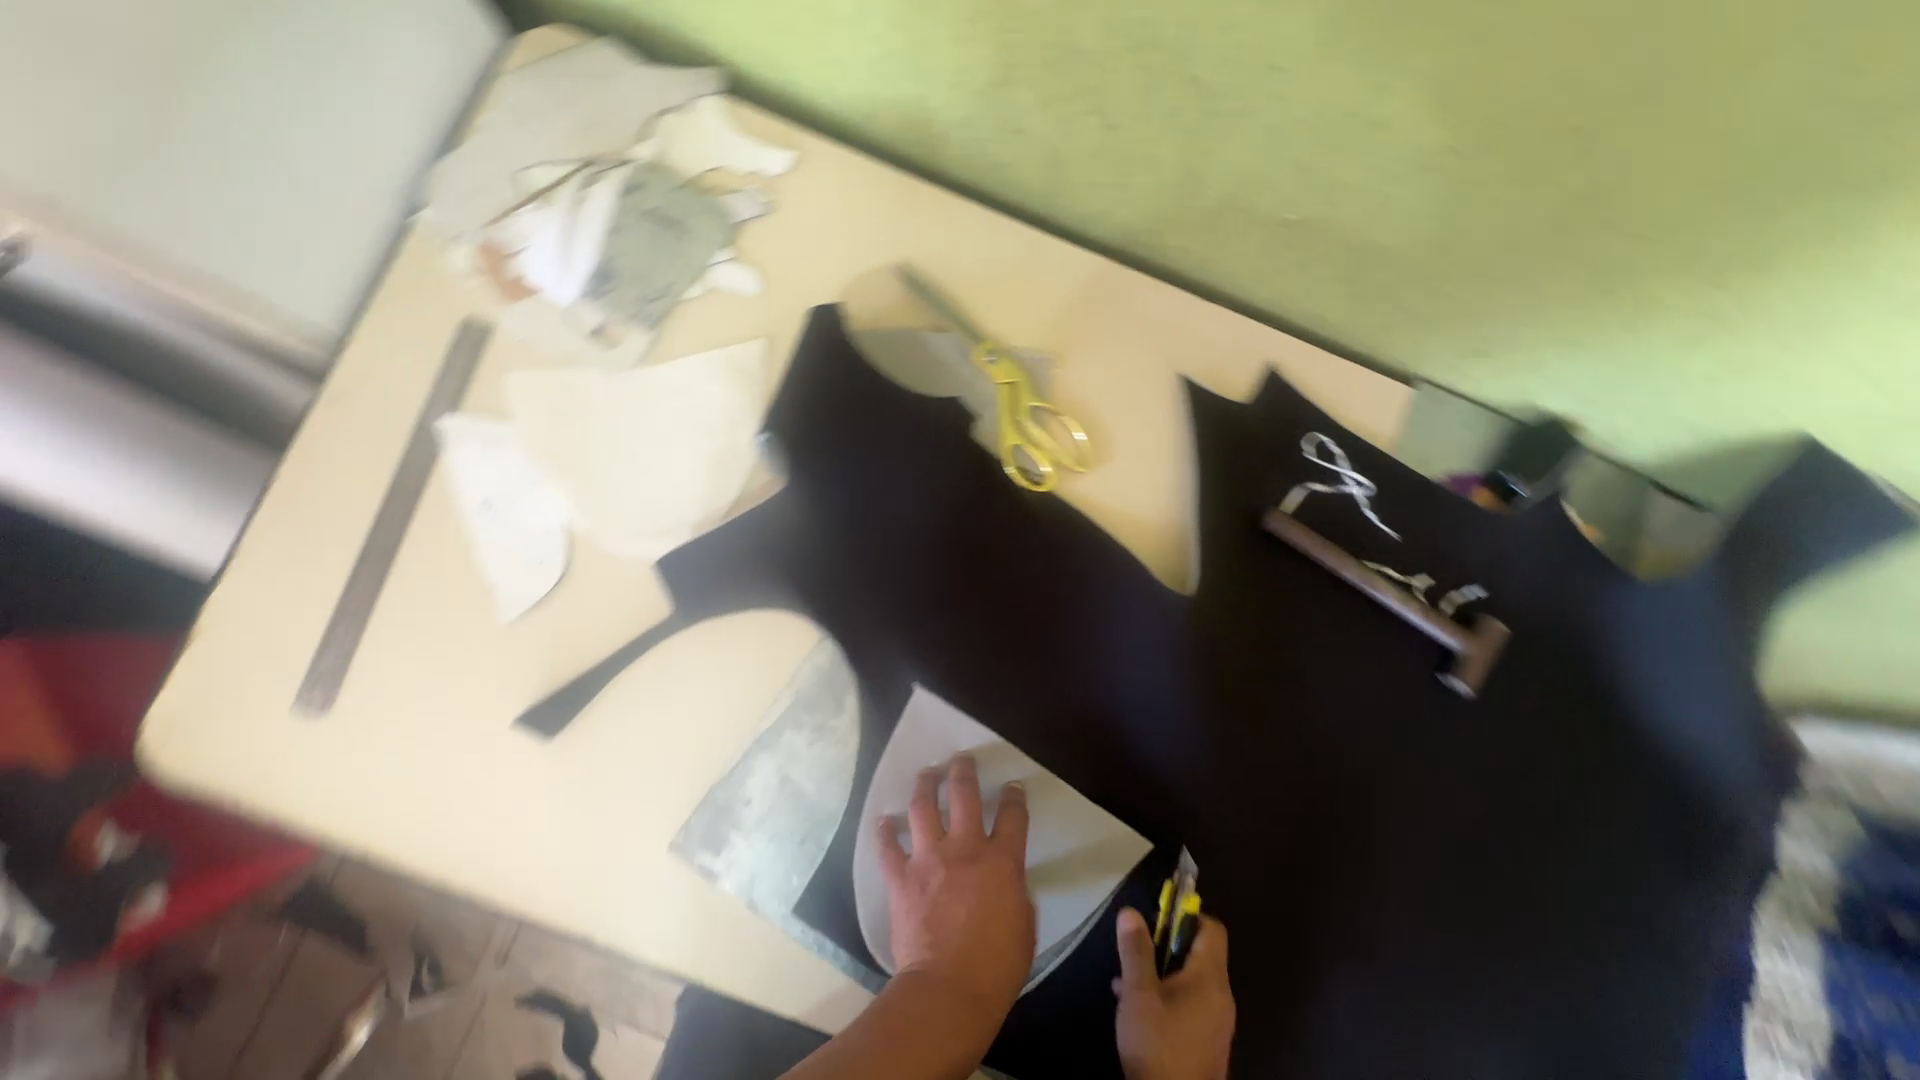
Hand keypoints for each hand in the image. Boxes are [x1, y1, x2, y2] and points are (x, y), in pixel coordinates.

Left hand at [875, 754, 1035, 1037]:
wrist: (949, 987)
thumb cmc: (997, 965)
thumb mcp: (1025, 924)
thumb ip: (1015, 892)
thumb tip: (1007, 881)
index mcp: (1003, 861)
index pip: (1013, 815)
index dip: (1014, 797)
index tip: (1012, 787)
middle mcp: (965, 849)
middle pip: (964, 795)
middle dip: (964, 772)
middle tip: (962, 759)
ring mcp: (929, 859)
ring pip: (924, 807)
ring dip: (925, 786)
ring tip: (926, 773)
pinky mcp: (901, 878)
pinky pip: (889, 847)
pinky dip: (885, 831)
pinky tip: (884, 820)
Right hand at [1113, 908, 1234, 1079]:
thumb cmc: (1158, 1045)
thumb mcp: (1138, 995)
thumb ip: (1136, 952)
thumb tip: (1131, 912)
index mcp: (1210, 978)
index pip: (1212, 929)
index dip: (1187, 916)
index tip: (1157, 918)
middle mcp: (1221, 996)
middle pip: (1201, 954)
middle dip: (1167, 947)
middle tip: (1136, 951)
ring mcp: (1216, 1021)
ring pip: (1191, 981)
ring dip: (1162, 974)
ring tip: (1127, 982)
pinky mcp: (1207, 1042)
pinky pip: (1190, 1005)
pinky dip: (1168, 997)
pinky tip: (1137, 1009)